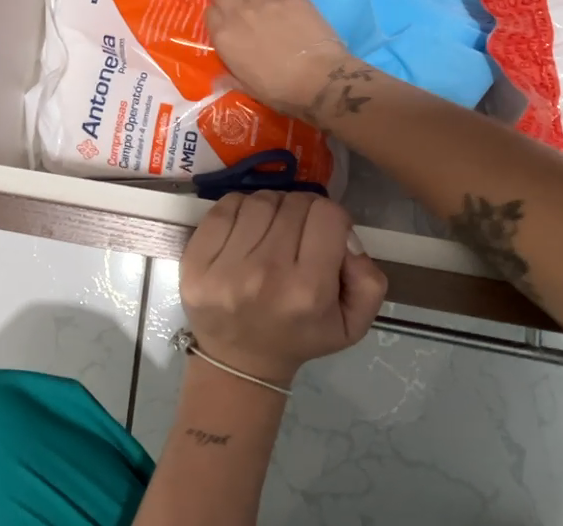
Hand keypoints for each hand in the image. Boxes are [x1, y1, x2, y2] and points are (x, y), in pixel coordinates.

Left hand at [179, 191, 387, 384]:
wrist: (240, 360)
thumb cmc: (298, 336)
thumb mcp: (351, 324)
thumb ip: (368, 281)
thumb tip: (348, 238)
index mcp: (308, 290)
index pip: (327, 215)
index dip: (331, 217)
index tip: (324, 232)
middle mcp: (266, 274)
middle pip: (292, 204)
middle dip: (301, 211)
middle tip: (296, 232)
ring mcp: (225, 266)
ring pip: (259, 201)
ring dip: (270, 208)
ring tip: (270, 230)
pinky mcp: (194, 260)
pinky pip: (224, 207)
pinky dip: (239, 209)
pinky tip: (244, 231)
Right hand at [205, 0, 366, 119]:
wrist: (319, 80)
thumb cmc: (280, 90)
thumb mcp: (245, 87)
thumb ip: (228, 75)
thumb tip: (218, 77)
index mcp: (224, 36)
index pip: (209, 12)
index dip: (217, 15)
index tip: (224, 20)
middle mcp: (238, 12)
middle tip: (236, 2)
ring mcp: (264, 0)